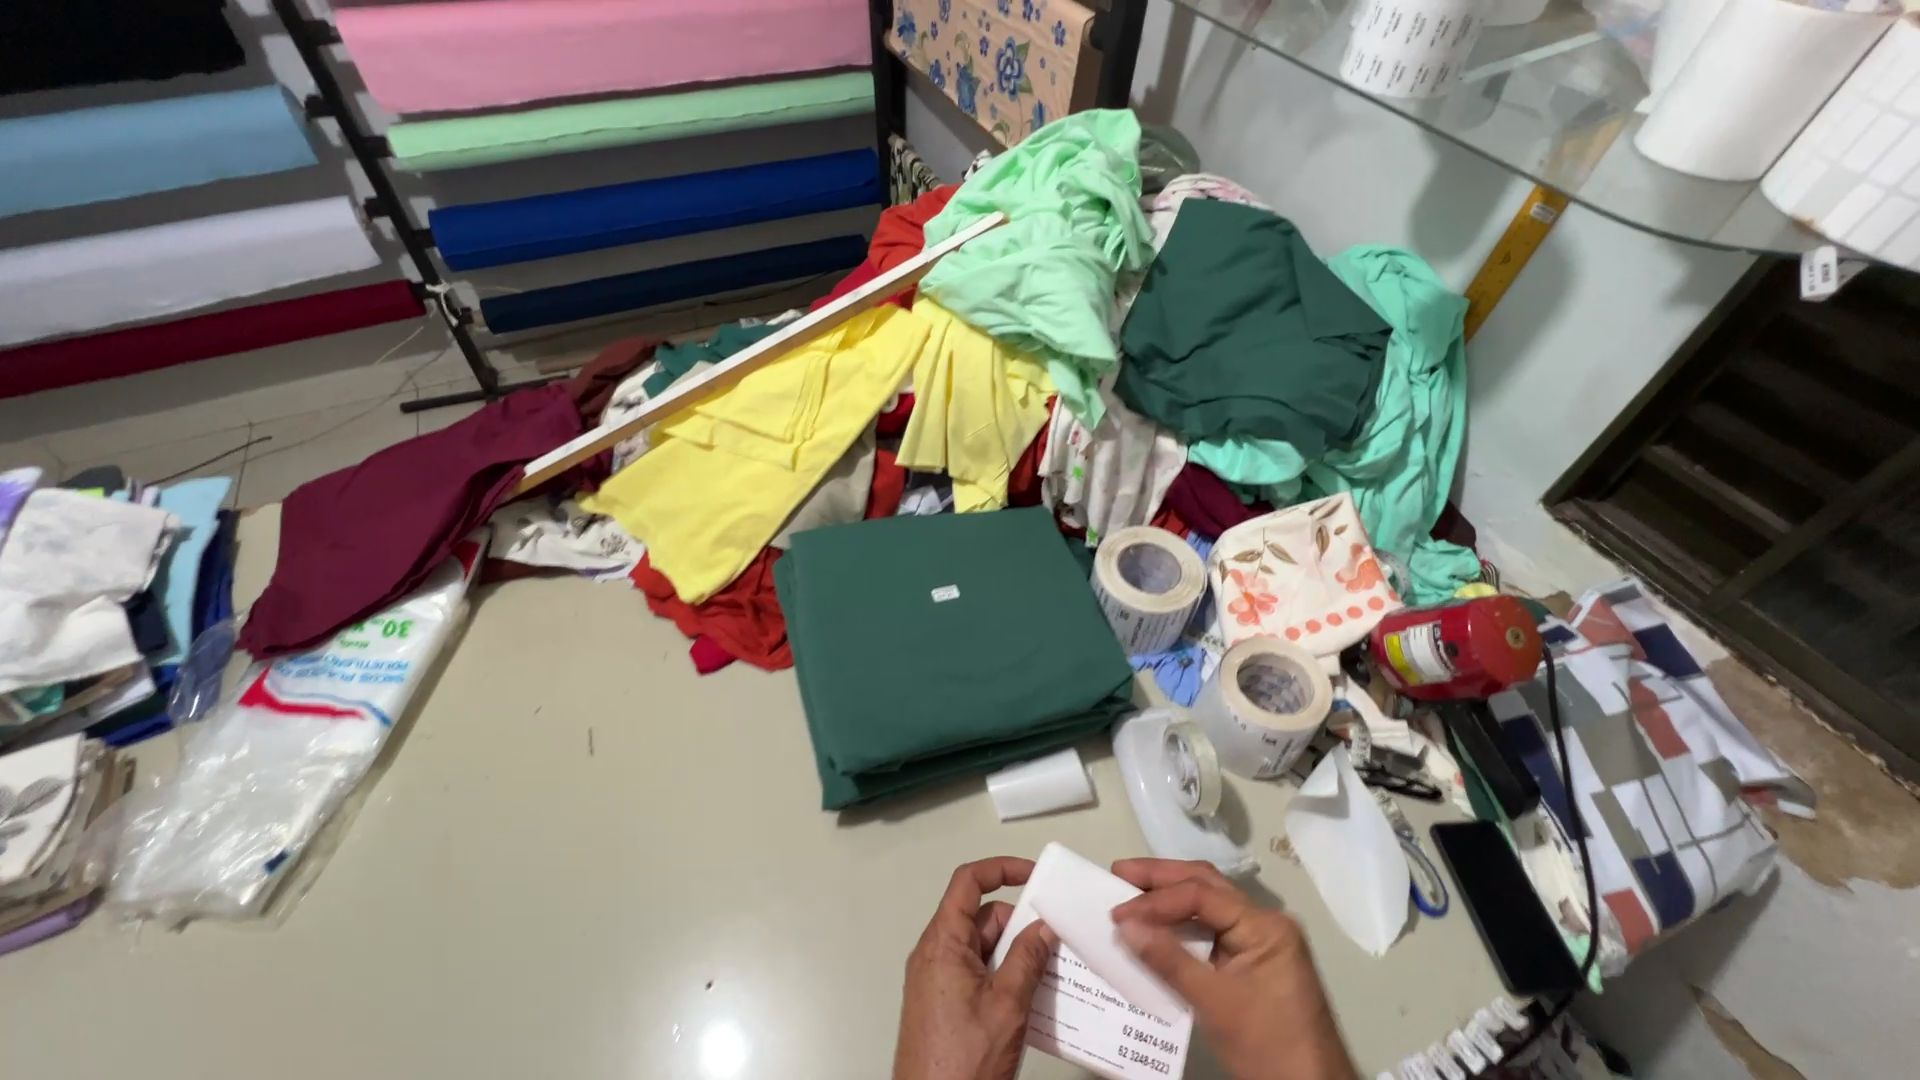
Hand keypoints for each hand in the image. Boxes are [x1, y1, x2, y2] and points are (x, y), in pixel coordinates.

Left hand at [894, 857, 1058, 1079]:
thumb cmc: (963, 1058)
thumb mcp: (1006, 1004)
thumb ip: (1027, 958)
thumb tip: (1043, 925)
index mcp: (942, 942)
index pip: (967, 881)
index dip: (1001, 869)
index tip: (1035, 875)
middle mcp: (935, 953)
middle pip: (981, 917)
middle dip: (1019, 924)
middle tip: (1056, 941)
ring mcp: (937, 980)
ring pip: (983, 948)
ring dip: (1015, 954)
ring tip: (1051, 972)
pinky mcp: (943, 1005)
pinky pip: (978, 974)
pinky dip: (1004, 976)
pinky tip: (1032, 998)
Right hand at [1112, 859, 1356, 1079]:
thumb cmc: (1267, 1047)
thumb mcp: (1213, 1004)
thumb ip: (1168, 960)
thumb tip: (1125, 924)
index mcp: (1265, 926)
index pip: (1201, 896)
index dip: (1156, 900)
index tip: (1118, 913)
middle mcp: (1266, 923)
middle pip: (1207, 886)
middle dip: (1161, 878)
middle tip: (1119, 873)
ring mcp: (1262, 941)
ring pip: (1210, 904)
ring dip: (1171, 897)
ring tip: (1132, 891)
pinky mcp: (1254, 961)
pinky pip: (1214, 929)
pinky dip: (1183, 923)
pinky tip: (1158, 925)